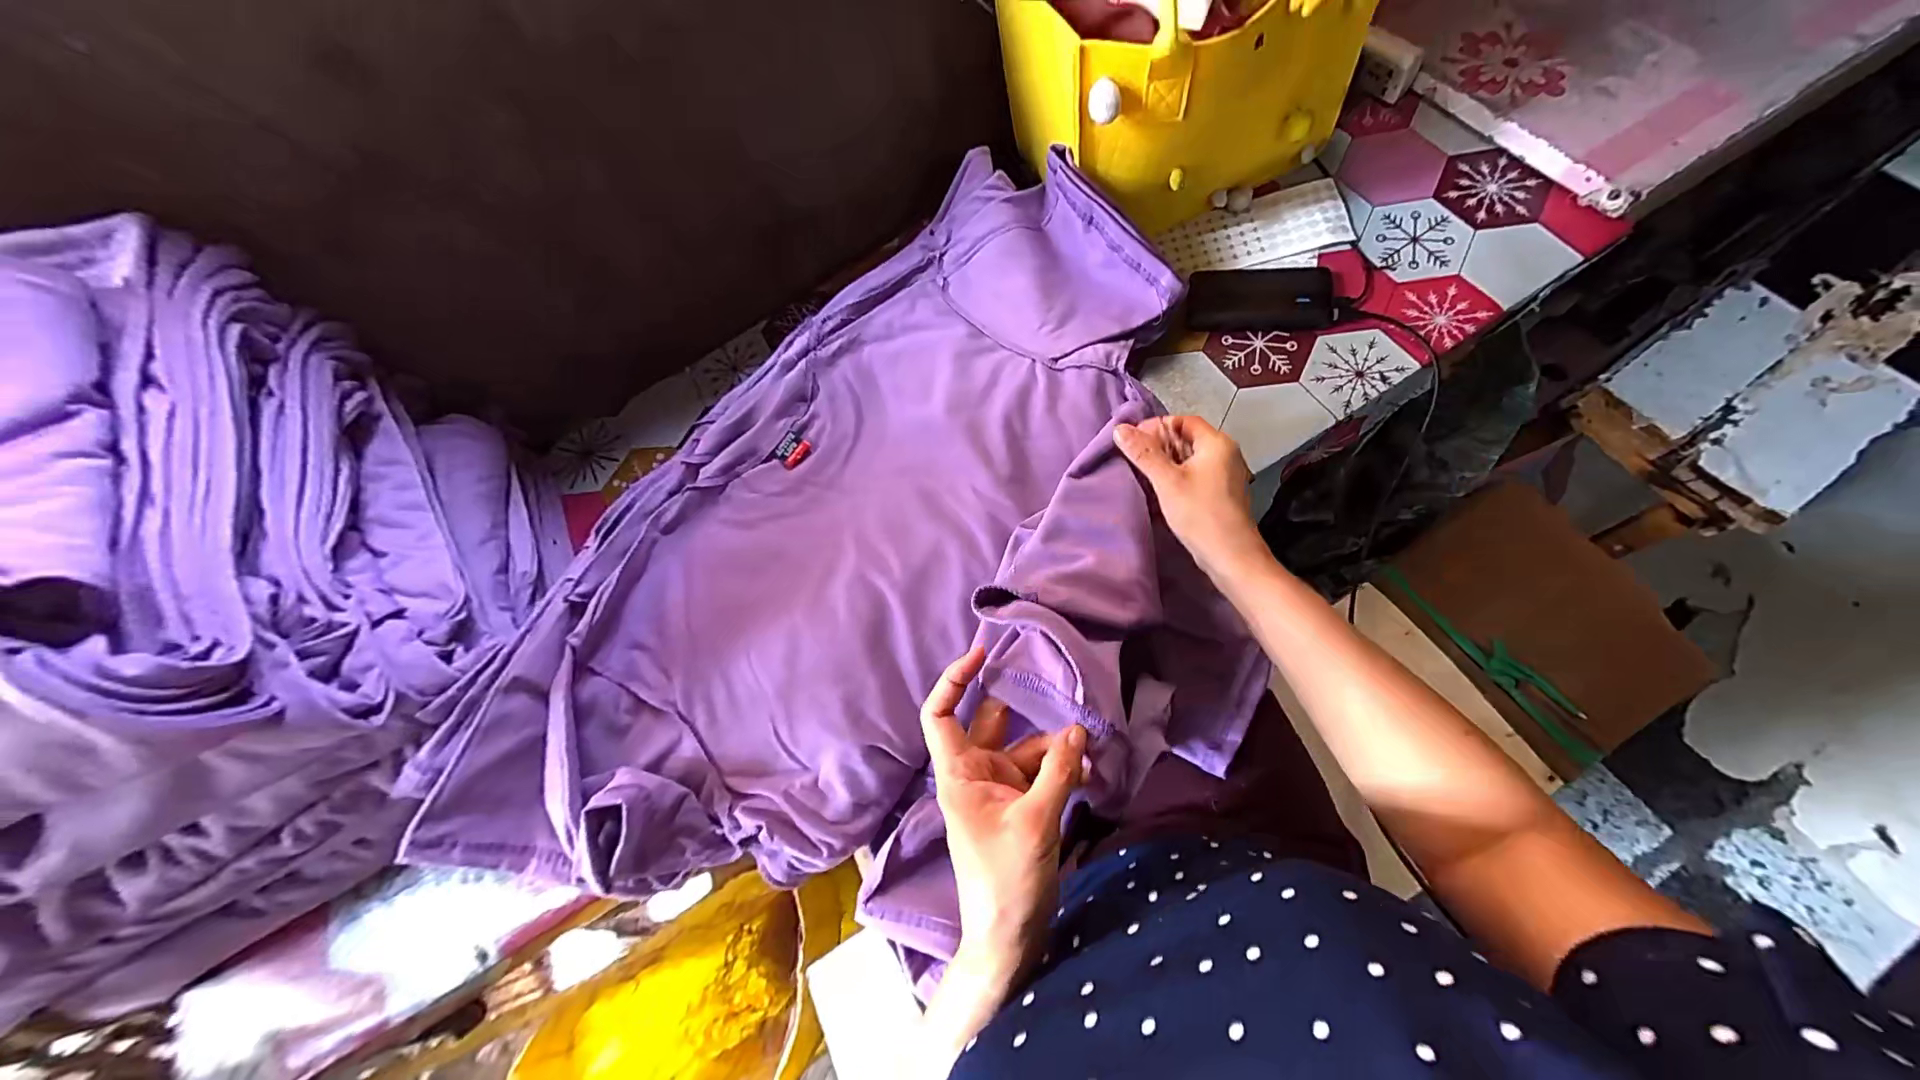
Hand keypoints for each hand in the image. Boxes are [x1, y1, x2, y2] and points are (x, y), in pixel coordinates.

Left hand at [919, 646, 1085, 980]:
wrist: (1009, 937)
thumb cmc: (1006, 881)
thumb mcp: (1037, 822)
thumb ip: (1058, 772)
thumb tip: (1077, 731)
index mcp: (959, 773)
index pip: (941, 714)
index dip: (954, 680)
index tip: (981, 655)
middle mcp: (974, 772)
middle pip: (995, 723)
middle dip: (1030, 712)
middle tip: (1065, 695)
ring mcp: (998, 788)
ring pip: (1026, 747)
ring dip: (1058, 747)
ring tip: (1091, 753)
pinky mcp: (1019, 804)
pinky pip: (1041, 772)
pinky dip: (1062, 768)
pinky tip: (1090, 774)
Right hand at [1114, 414, 1262, 578]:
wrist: (1230, 555)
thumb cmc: (1200, 514)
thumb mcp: (1167, 481)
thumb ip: (1143, 453)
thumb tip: (1120, 429)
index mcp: (1217, 443)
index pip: (1183, 421)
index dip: (1156, 426)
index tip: (1132, 439)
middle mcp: (1225, 453)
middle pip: (1187, 438)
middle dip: (1159, 444)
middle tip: (1132, 456)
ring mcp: (1224, 474)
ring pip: (1189, 458)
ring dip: (1165, 461)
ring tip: (1141, 472)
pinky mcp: (1220, 492)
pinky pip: (1195, 474)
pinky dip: (1176, 476)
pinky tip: (1159, 488)